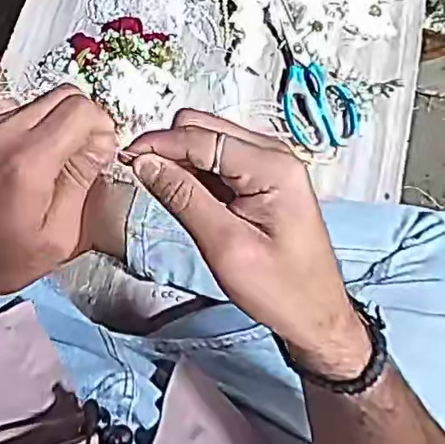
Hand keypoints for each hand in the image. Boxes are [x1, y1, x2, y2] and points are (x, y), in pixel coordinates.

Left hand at [0, 84, 117, 301]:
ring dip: (62, 118)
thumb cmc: (4, 258)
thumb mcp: (59, 234)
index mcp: (28, 160)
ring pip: (44, 98)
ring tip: (61, 155)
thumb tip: (103, 143)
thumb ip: (83, 180)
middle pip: (65, 95)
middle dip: (86, 118)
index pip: (81, 110)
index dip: (102, 127)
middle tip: (87, 152)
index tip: (102, 153)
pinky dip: (37, 119)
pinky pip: (21, 105)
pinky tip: (36, 149)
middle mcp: (5, 132)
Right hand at [122, 110, 370, 377]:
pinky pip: (216, 156)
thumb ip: (183, 198)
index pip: (202, 137)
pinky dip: (193, 168)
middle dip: (168, 146)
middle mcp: (272, 153)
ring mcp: (267, 161)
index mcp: (272, 166)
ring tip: (159, 186)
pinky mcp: (260, 174)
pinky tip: (182, 192)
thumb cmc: (282, 290)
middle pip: (203, 127)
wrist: (317, 316)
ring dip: (179, 156)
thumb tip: (146, 162)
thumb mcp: (226, 247)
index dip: (159, 144)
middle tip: (141, 174)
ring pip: (207, 137)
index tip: (127, 157)